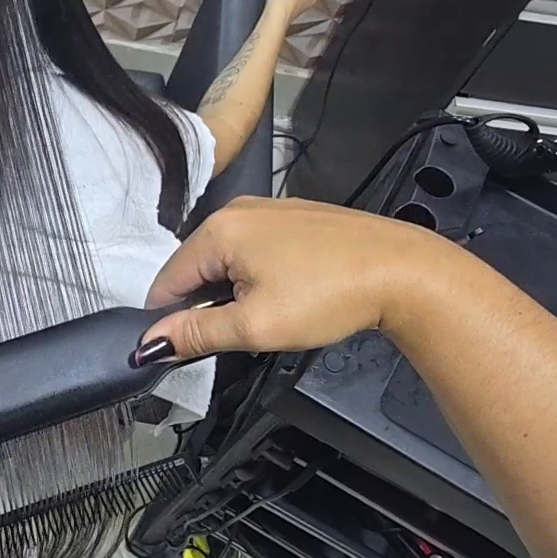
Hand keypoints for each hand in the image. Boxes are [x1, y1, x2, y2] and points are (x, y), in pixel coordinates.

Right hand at [141, 197, 460, 356]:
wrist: (405, 273)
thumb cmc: (330, 296)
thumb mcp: (254, 327)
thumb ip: (196, 333)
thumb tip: (151, 344)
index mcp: (218, 231)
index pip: (166, 281)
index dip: (169, 319)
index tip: (188, 347)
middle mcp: (237, 211)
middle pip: (194, 268)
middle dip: (204, 304)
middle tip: (239, 332)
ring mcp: (267, 210)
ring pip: (225, 260)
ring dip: (231, 292)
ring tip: (266, 315)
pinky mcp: (293, 218)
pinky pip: (252, 250)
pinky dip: (254, 276)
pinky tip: (284, 294)